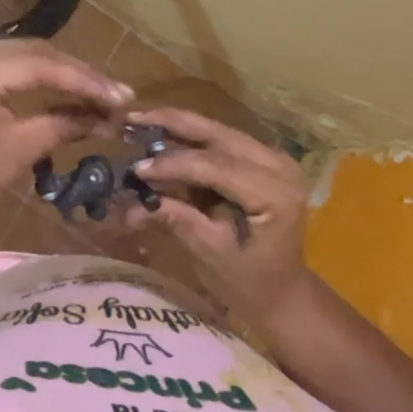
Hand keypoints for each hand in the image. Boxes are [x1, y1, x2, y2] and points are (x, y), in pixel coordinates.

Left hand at [0, 38, 133, 241]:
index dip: (88, 81)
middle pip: (36, 55)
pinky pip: (12, 72)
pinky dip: (41, 85)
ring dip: (64, 79)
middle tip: (120, 97)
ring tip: (103, 97)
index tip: (126, 98)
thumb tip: (109, 117)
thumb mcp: (18, 151)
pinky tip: (70, 95)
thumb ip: (64, 124)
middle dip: (80, 77)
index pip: (43, 63)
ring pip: (27, 60)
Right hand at [124, 108, 311, 320]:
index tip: (136, 168)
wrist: (282, 292)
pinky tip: (162, 132)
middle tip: (133, 119)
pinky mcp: (264, 158)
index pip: (217, 166)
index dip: (174, 163)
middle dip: (173, 124)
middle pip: (219, 135)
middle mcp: (280, 167)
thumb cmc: (249, 282)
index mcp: (274, 194)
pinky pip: (224, 139)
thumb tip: (130, 206)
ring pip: (219, 131)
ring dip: (179, 125)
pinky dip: (192, 136)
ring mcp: (275, 159)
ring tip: (141, 121)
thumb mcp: (210, 253)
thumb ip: (176, 219)